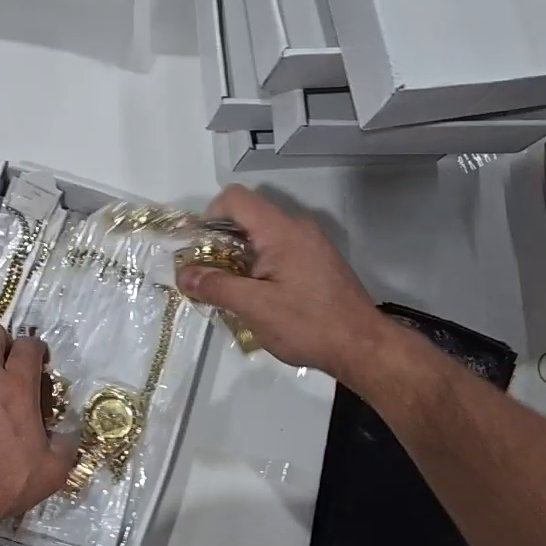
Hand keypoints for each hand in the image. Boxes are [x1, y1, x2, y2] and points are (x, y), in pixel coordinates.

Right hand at [176, 185, 388, 375]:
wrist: (362, 346)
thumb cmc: (308, 324)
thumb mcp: (254, 307)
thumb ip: (216, 287)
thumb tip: (184, 274)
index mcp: (281, 231)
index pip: (235, 199)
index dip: (209, 216)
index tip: (198, 248)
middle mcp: (298, 228)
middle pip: (248, 217)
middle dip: (221, 242)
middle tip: (207, 275)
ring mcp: (311, 245)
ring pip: (264, 237)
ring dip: (240, 257)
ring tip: (229, 290)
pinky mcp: (318, 262)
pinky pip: (280, 252)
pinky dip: (261, 266)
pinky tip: (258, 297)